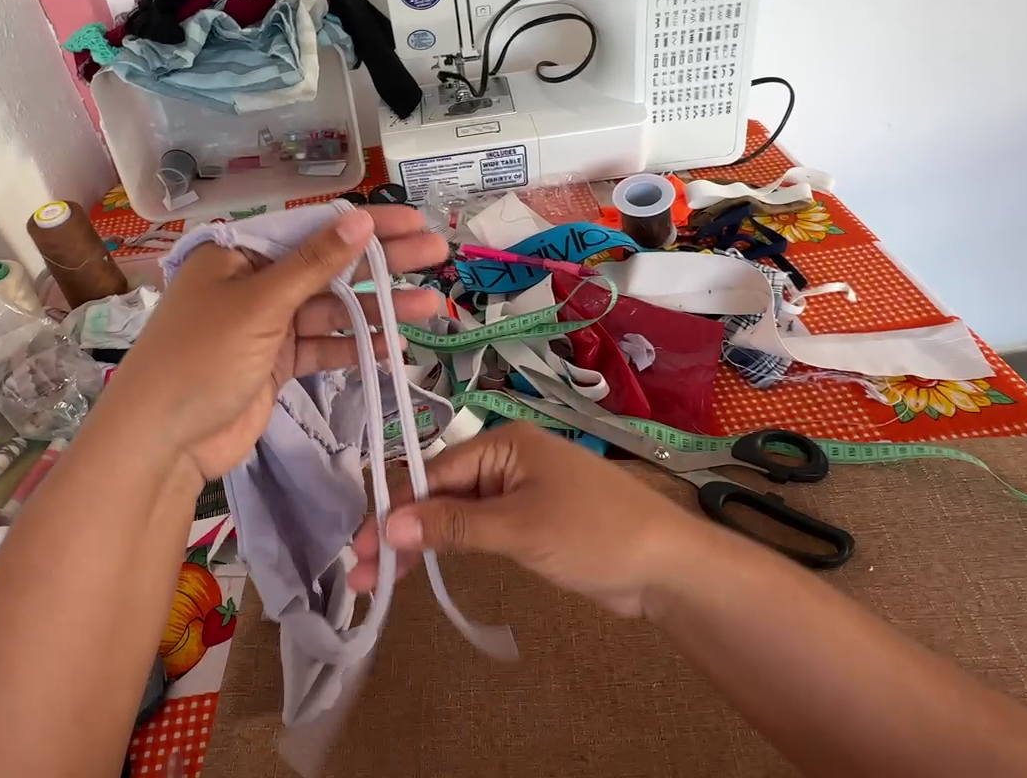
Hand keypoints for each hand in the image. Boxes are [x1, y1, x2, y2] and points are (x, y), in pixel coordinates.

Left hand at [102, 205, 446, 479]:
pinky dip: (357, 347)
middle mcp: (256, 283)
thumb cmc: (201, 357)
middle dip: (384, 262)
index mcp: (240, 254)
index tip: (414, 221)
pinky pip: (325, 346)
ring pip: (334, 310)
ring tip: (431, 306)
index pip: (314, 228)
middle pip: (330, 266)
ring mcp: (268, 325)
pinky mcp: (278, 363)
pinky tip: (394, 346)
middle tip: (437, 252)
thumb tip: (360, 219)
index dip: (367, 224)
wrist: (162, 442)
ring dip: (379, 309)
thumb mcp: (260, 303)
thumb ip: (315, 263)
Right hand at [346, 422, 705, 617]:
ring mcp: (518, 492)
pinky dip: (452, 547)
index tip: (360, 550)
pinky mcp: (529, 522)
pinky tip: (424, 567)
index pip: (433, 474)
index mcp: (503, 445)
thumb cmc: (594, 532)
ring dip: (422, 542)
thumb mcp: (519, 528)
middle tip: (363, 576)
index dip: (394, 510)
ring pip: (456, 513)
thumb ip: (454, 526)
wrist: (666, 564)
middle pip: (440, 493)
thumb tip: (388, 525)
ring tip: (383, 580)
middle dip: (402, 530)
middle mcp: (506, 461)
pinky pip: (479, 529)